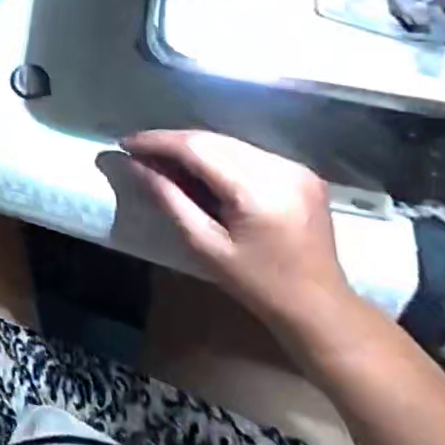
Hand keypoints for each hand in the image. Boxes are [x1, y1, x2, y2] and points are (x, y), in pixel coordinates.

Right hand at [97, 130, 355, 338]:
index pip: (196, 147)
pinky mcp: (300, 171)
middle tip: (138, 152)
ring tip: (161, 158)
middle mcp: (279, 169)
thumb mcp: (203, 244)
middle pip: (211, 139)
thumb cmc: (256, 283)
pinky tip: (197, 167)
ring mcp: (294, 168)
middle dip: (170, 141)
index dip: (156, 141)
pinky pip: (245, 152)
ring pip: (227, 142)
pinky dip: (216, 154)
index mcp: (257, 191)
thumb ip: (167, 198)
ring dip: (191, 146)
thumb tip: (132, 164)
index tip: (126, 144)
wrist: (319, 306)